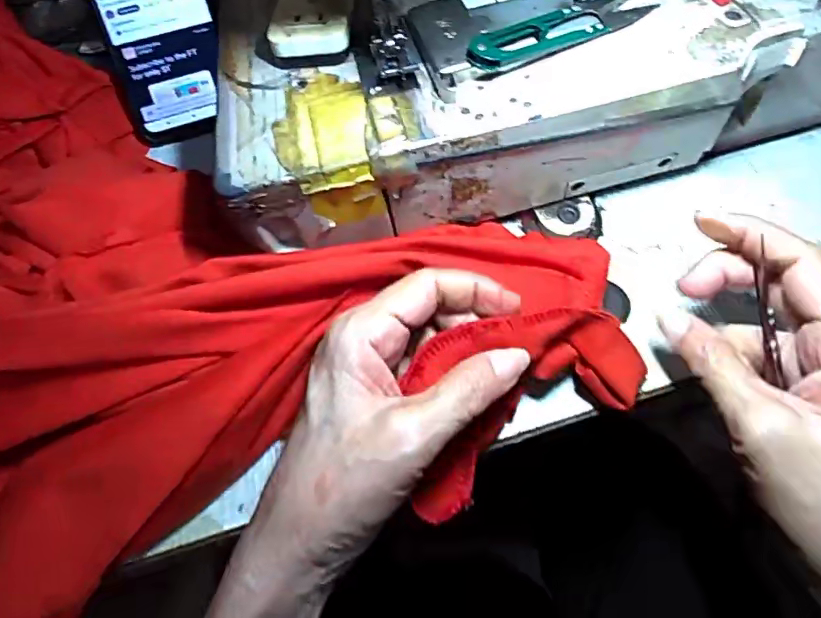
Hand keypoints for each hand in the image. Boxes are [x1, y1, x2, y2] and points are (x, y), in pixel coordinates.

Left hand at [208, 270, 531, 617]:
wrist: (302, 535)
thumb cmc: (344, 482)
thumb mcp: (413, 434)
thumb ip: (467, 390)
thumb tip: (515, 355)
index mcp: (361, 330)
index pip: (425, 285)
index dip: (474, 288)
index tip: (517, 309)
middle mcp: (362, 335)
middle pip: (430, 308)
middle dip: (475, 325)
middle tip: (516, 352)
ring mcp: (368, 362)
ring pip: (430, 338)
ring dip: (468, 355)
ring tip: (502, 380)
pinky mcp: (376, 388)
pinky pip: (423, 367)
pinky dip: (453, 377)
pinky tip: (478, 398)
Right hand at [660, 212, 820, 617]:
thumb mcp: (763, 429)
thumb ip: (714, 363)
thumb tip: (668, 316)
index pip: (807, 266)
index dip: (753, 234)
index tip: (702, 218)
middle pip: (786, 283)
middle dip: (728, 275)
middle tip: (681, 287)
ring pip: (771, 315)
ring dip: (725, 319)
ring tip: (690, 340)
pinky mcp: (817, 387)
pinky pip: (767, 347)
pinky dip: (731, 347)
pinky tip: (708, 365)